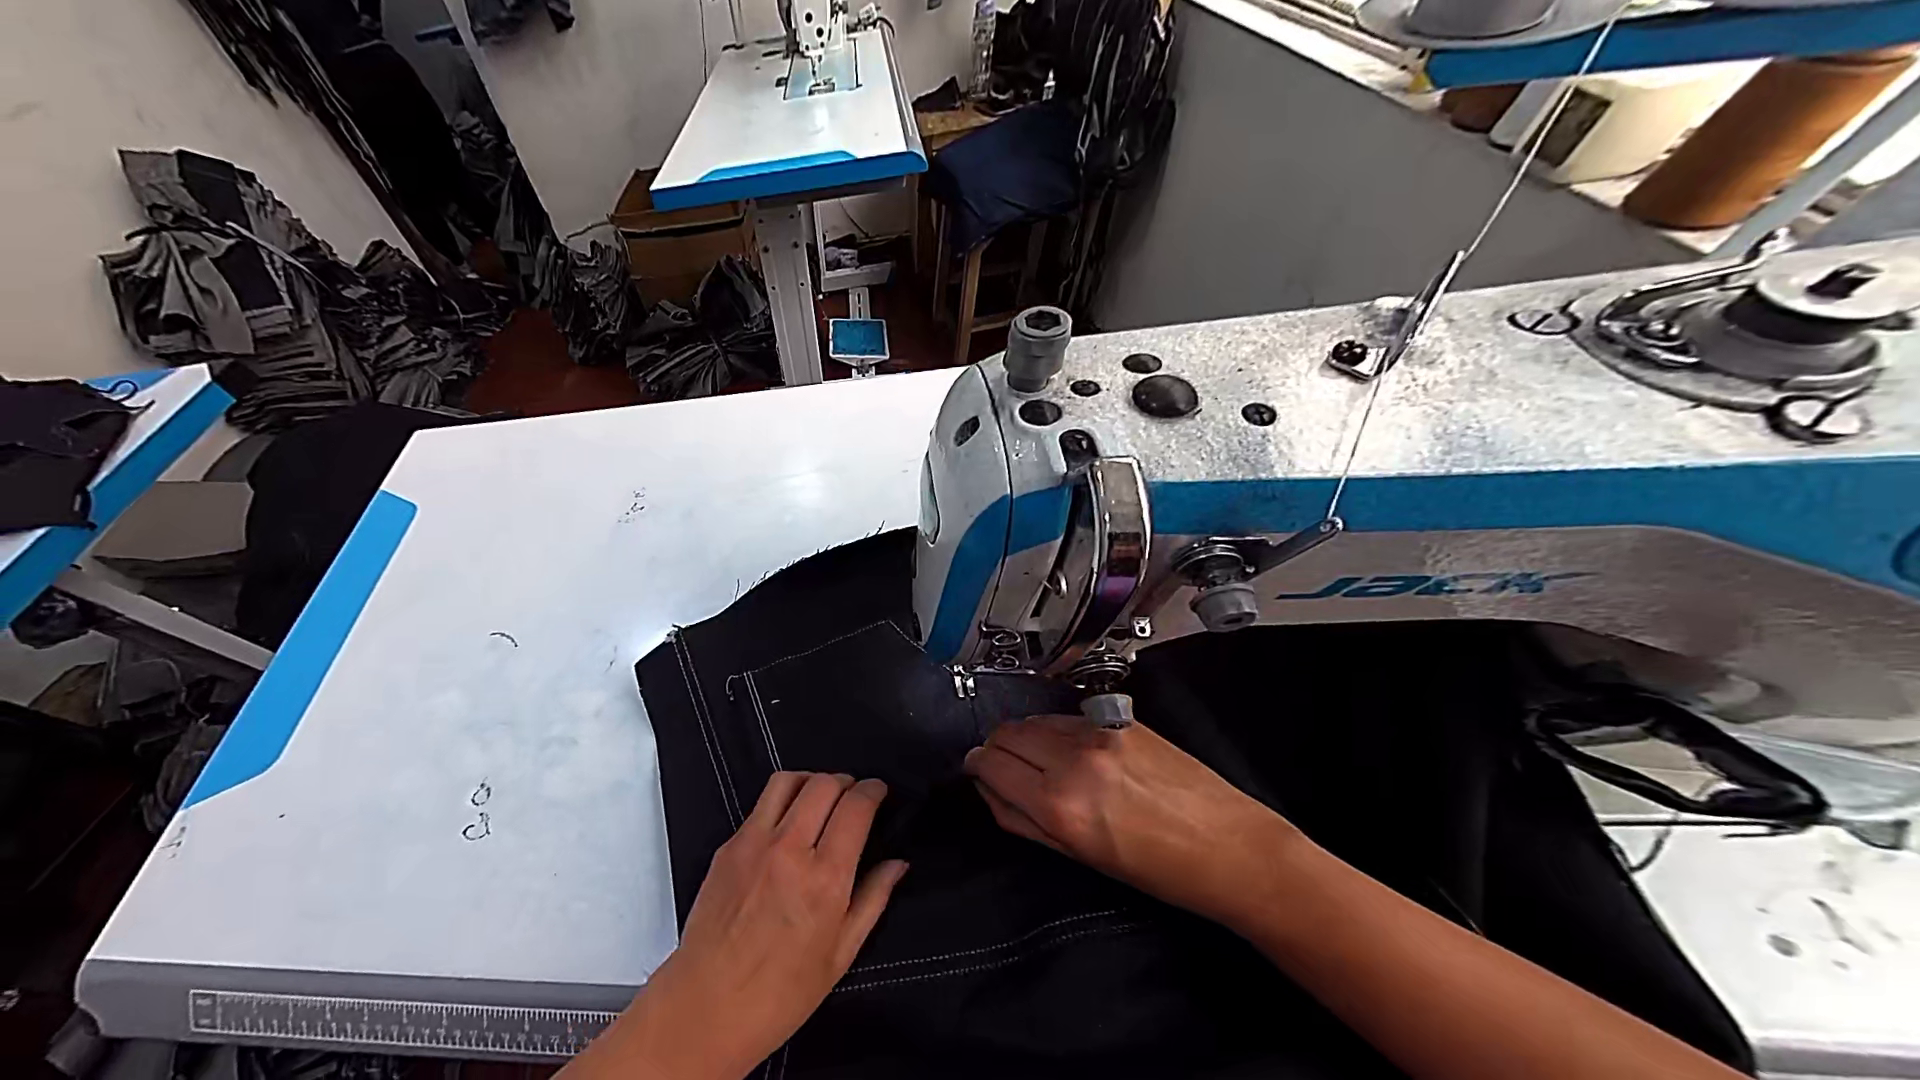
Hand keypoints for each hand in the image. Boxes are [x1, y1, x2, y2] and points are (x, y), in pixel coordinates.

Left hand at [570, 772, 908, 1079]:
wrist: (705, 1010)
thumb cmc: (778, 994)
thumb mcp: (841, 954)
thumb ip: (874, 899)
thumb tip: (897, 864)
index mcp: (825, 879)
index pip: (856, 805)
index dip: (874, 789)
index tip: (878, 791)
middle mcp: (789, 851)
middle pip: (825, 783)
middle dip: (847, 782)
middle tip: (853, 797)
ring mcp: (753, 844)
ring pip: (788, 780)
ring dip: (812, 781)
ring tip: (820, 798)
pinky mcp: (727, 847)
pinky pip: (760, 805)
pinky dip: (782, 802)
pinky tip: (787, 825)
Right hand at [963, 716, 1296, 926]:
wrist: (1228, 845)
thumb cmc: (1159, 868)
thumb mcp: (1080, 857)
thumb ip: (1023, 820)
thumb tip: (989, 789)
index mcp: (1060, 805)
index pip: (991, 764)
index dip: (976, 766)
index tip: (974, 770)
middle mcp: (1074, 760)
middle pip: (1007, 733)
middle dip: (994, 748)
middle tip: (999, 766)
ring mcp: (1099, 732)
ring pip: (1034, 719)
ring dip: (1023, 736)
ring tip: (1036, 760)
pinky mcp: (1120, 719)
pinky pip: (1067, 716)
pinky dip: (1054, 729)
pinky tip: (1068, 750)